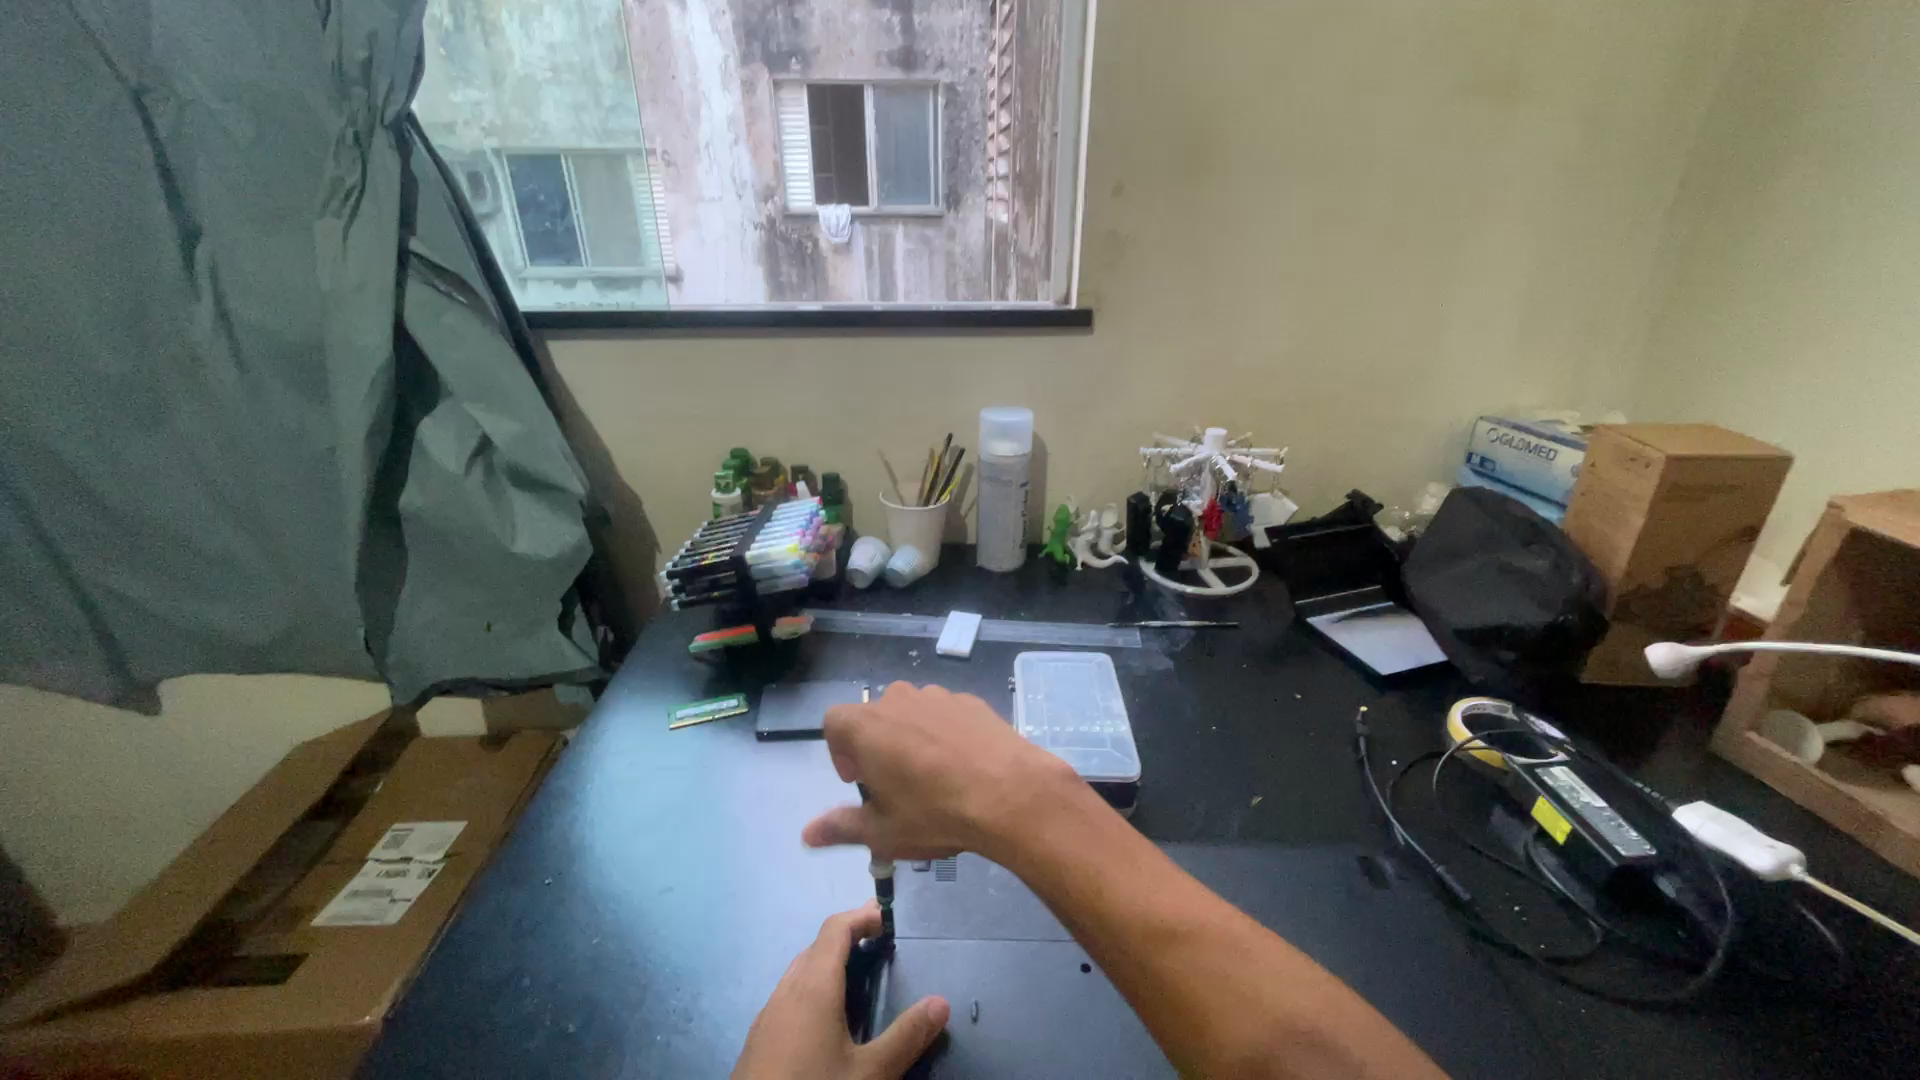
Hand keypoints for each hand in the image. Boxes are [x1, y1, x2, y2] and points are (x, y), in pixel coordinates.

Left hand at [731, 902, 948, 1079]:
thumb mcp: (868, 1075)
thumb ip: (905, 1037)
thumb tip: (940, 1003)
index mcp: (813, 986)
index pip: (836, 928)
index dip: (863, 916)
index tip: (890, 919)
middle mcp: (787, 990)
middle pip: (818, 945)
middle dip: (849, 936)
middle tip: (883, 943)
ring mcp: (768, 1015)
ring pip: (801, 971)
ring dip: (829, 962)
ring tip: (860, 976)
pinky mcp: (759, 1040)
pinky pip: (789, 996)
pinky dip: (813, 987)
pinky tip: (828, 1020)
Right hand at [801, 682, 1081, 861]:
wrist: (1010, 794)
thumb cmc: (935, 812)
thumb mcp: (882, 831)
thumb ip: (841, 827)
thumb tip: (808, 834)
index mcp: (867, 726)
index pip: (834, 722)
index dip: (841, 751)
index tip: (861, 782)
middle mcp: (898, 700)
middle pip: (875, 717)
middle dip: (877, 746)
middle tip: (895, 784)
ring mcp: (938, 696)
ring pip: (912, 713)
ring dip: (911, 737)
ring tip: (932, 777)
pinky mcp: (972, 701)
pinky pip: (946, 714)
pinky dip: (945, 734)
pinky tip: (963, 766)